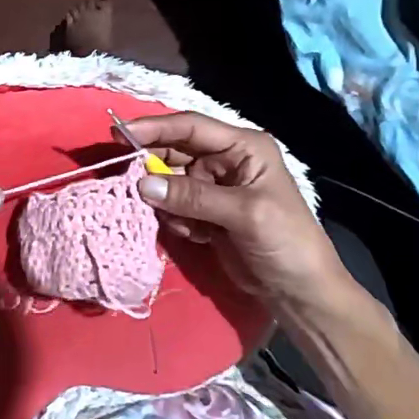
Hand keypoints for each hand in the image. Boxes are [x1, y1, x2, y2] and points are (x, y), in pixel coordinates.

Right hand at [125, 113, 349, 313]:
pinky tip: (195, 235)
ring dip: (166, 201)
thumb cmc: (285, 241)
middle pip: (175, 152)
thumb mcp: (244, 214)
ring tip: (182, 223)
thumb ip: (193, 197)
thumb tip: (143, 184)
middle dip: (154, 168)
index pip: (190, 127)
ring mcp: (214, 187)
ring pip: (170, 182)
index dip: (154, 128)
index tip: (119, 134)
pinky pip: (174, 206)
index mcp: (243, 147)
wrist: (299, 291)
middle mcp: (226, 160)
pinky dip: (175, 219)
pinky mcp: (206, 212)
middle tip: (129, 182)